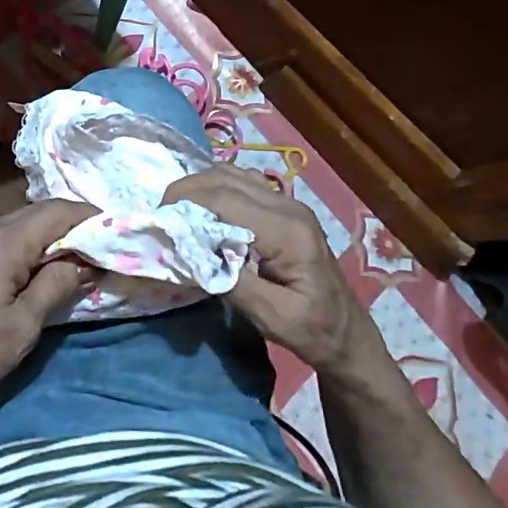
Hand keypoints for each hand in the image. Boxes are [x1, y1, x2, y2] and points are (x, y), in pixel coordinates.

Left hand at [0, 199, 98, 442]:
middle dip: (75, 226)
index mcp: (2, 241)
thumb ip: (57, 285)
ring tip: (85, 259)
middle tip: (107, 247)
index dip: (90, 216)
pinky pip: (8, 238)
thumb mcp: (23, 324)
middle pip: (40, 212)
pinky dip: (33, 246)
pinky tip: (49, 266)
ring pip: (24, 224)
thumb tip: (84, 262)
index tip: (119, 232)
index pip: (57, 211)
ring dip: (54, 237)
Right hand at [163, 166, 388, 377]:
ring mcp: (288, 203)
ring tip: (177, 212)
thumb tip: (190, 252)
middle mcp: (288, 207)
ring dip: (198, 187)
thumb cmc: (313, 330)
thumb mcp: (271, 317)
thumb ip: (231, 282)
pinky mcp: (283, 206)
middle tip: (161, 216)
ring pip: (231, 173)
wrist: (348, 334)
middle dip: (185, 191)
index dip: (185, 202)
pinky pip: (241, 181)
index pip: (224, 199)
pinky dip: (214, 187)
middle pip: (224, 179)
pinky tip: (203, 210)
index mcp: (287, 233)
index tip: (160, 221)